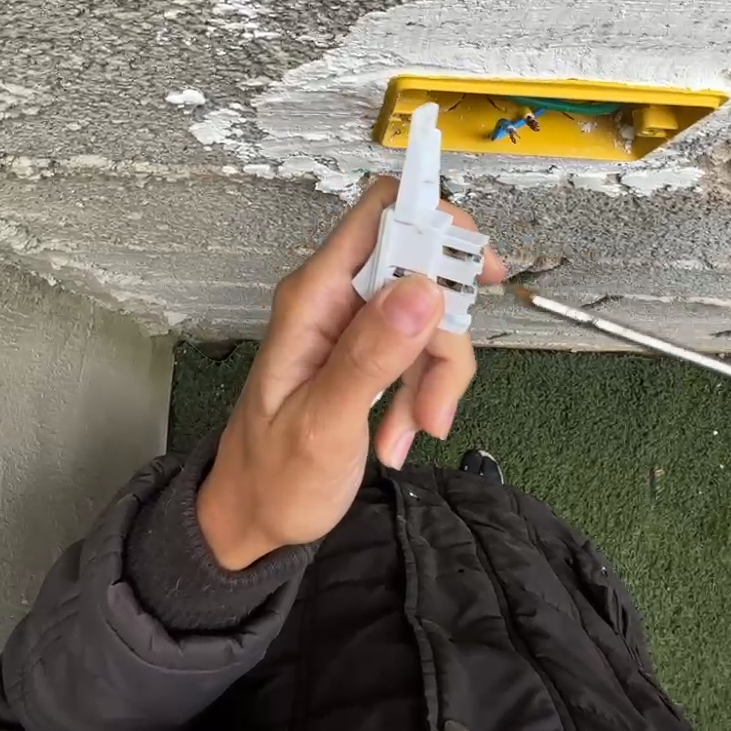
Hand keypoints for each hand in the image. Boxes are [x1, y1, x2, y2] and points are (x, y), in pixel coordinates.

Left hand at [196, 179, 504, 569]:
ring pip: (432, 315)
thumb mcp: (322, 422)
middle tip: (442, 390)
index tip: (475, 268)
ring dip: (438, 373)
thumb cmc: (272, 475)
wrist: (254, 517)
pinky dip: (428, 389)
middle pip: (422, 269)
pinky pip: (424, 349)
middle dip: (445, 329)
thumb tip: (422, 289)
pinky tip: (404, 431)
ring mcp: (357, 323)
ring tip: (416, 426)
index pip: (380, 213)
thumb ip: (370, 354)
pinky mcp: (373, 350)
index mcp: (315, 295)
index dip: (435, 219)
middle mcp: (337, 296)